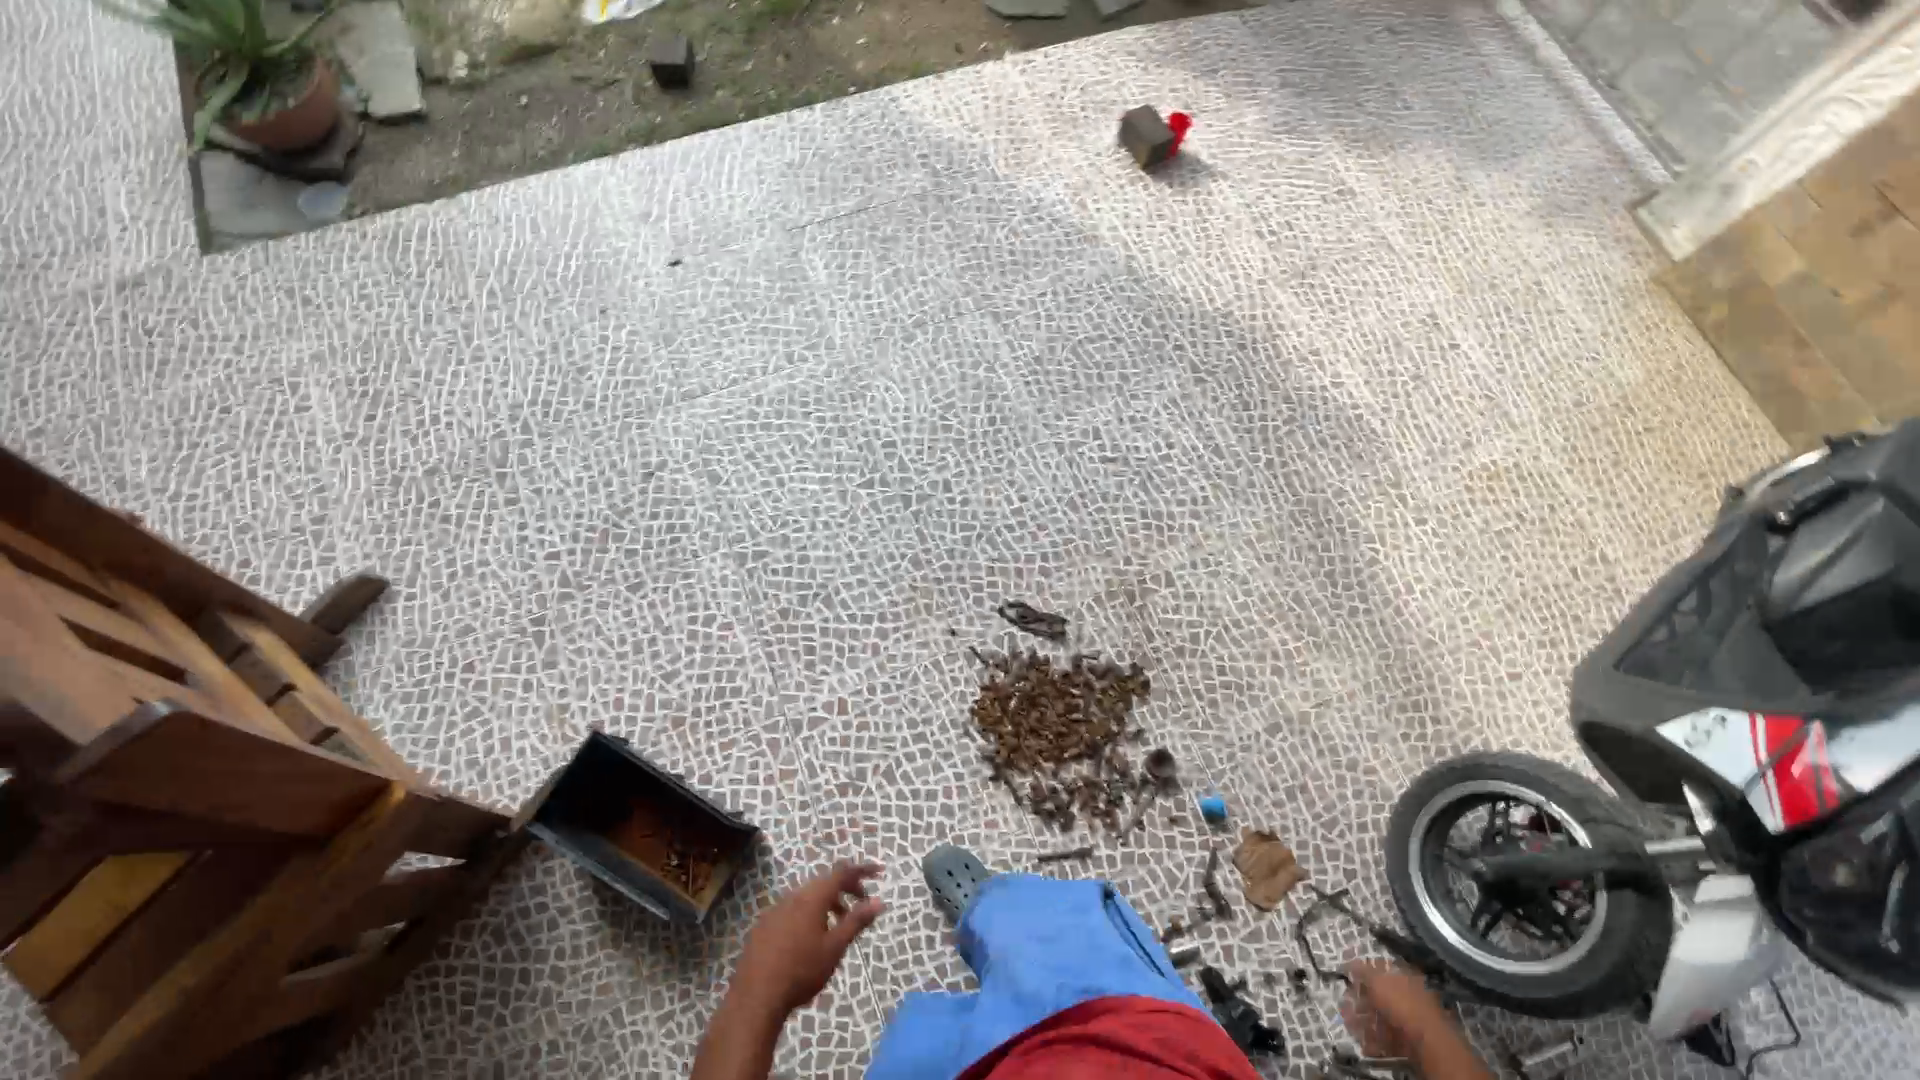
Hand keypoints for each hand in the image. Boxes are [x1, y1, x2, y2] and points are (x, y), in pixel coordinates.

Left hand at [732, 861, 885, 1015]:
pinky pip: (792, 910)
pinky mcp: (763, 926)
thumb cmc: (802, 971)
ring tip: (838, 925)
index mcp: (812, 898)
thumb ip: (856, 921)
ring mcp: (775, 911)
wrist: (756, 997)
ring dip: (827, 903)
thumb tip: (879, 901)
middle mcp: (792, 897)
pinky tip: (810, 938)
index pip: (842, 873)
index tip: (879, 872)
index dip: (862, 870)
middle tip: (861, 905)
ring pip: (807, 897)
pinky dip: (809, 914)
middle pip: (824, 883)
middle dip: (845, 889)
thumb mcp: (835, 948)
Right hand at [1340, 960, 1454, 1057]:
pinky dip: (1374, 1039)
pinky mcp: (1409, 1039)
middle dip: (1359, 1001)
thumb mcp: (1376, 979)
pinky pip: (1387, 1035)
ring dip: (1362, 1020)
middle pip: (1379, 995)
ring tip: (1349, 1025)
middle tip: (1344, 1006)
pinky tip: (1364, 1042)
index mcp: (1404, 976)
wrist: (1426, 1040)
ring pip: (1381, 1017)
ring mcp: (1410, 1018)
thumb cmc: (1400, 1003)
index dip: (1362, 972)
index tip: (1347, 978)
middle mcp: (1408, 995)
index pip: (1380, 968)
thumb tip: (1349, 960)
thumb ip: (1361, 969)